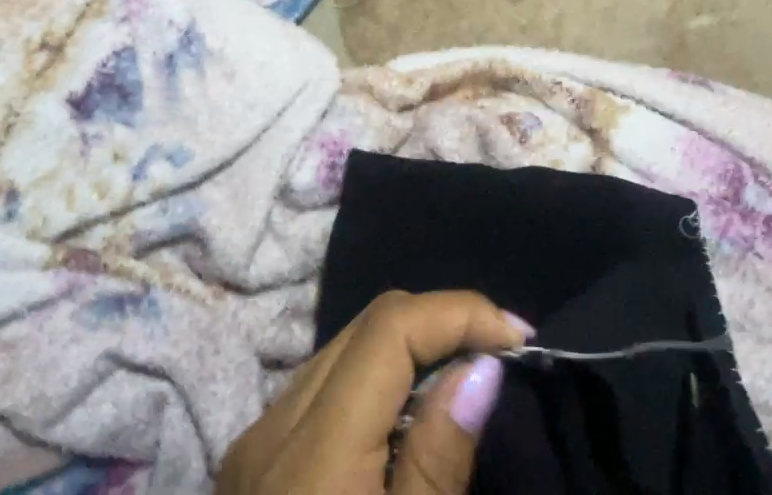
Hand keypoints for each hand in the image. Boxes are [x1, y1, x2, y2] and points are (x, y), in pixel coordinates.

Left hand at [217, 290, 531, 494]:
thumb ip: (440, 456)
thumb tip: (481, 365)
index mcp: (312, 451)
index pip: (388, 327)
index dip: (459, 312)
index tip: (519, 339)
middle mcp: (272, 427)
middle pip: (366, 325)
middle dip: (441, 322)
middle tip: (501, 355)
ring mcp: (255, 440)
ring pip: (343, 348)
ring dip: (410, 346)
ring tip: (467, 378)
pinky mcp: (252, 458)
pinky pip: (324, 384)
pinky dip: (376, 378)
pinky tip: (410, 417)